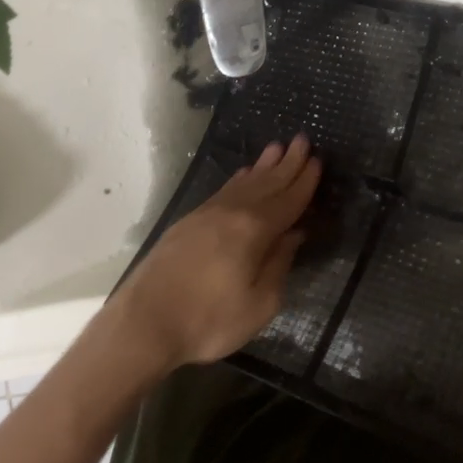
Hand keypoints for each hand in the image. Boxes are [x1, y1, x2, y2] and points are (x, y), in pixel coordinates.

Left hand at [108, 135, 320, 369]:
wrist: (145, 321)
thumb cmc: (208, 320)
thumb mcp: (258, 305)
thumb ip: (279, 266)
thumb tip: (294, 235)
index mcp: (253, 230)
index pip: (287, 201)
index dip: (304, 183)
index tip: (318, 162)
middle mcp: (231, 212)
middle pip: (266, 184)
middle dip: (287, 163)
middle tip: (302, 140)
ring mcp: (206, 214)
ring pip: (243, 183)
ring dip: (262, 166)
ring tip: (277, 147)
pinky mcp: (189, 222)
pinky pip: (224, 190)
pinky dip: (239, 180)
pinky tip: (243, 175)